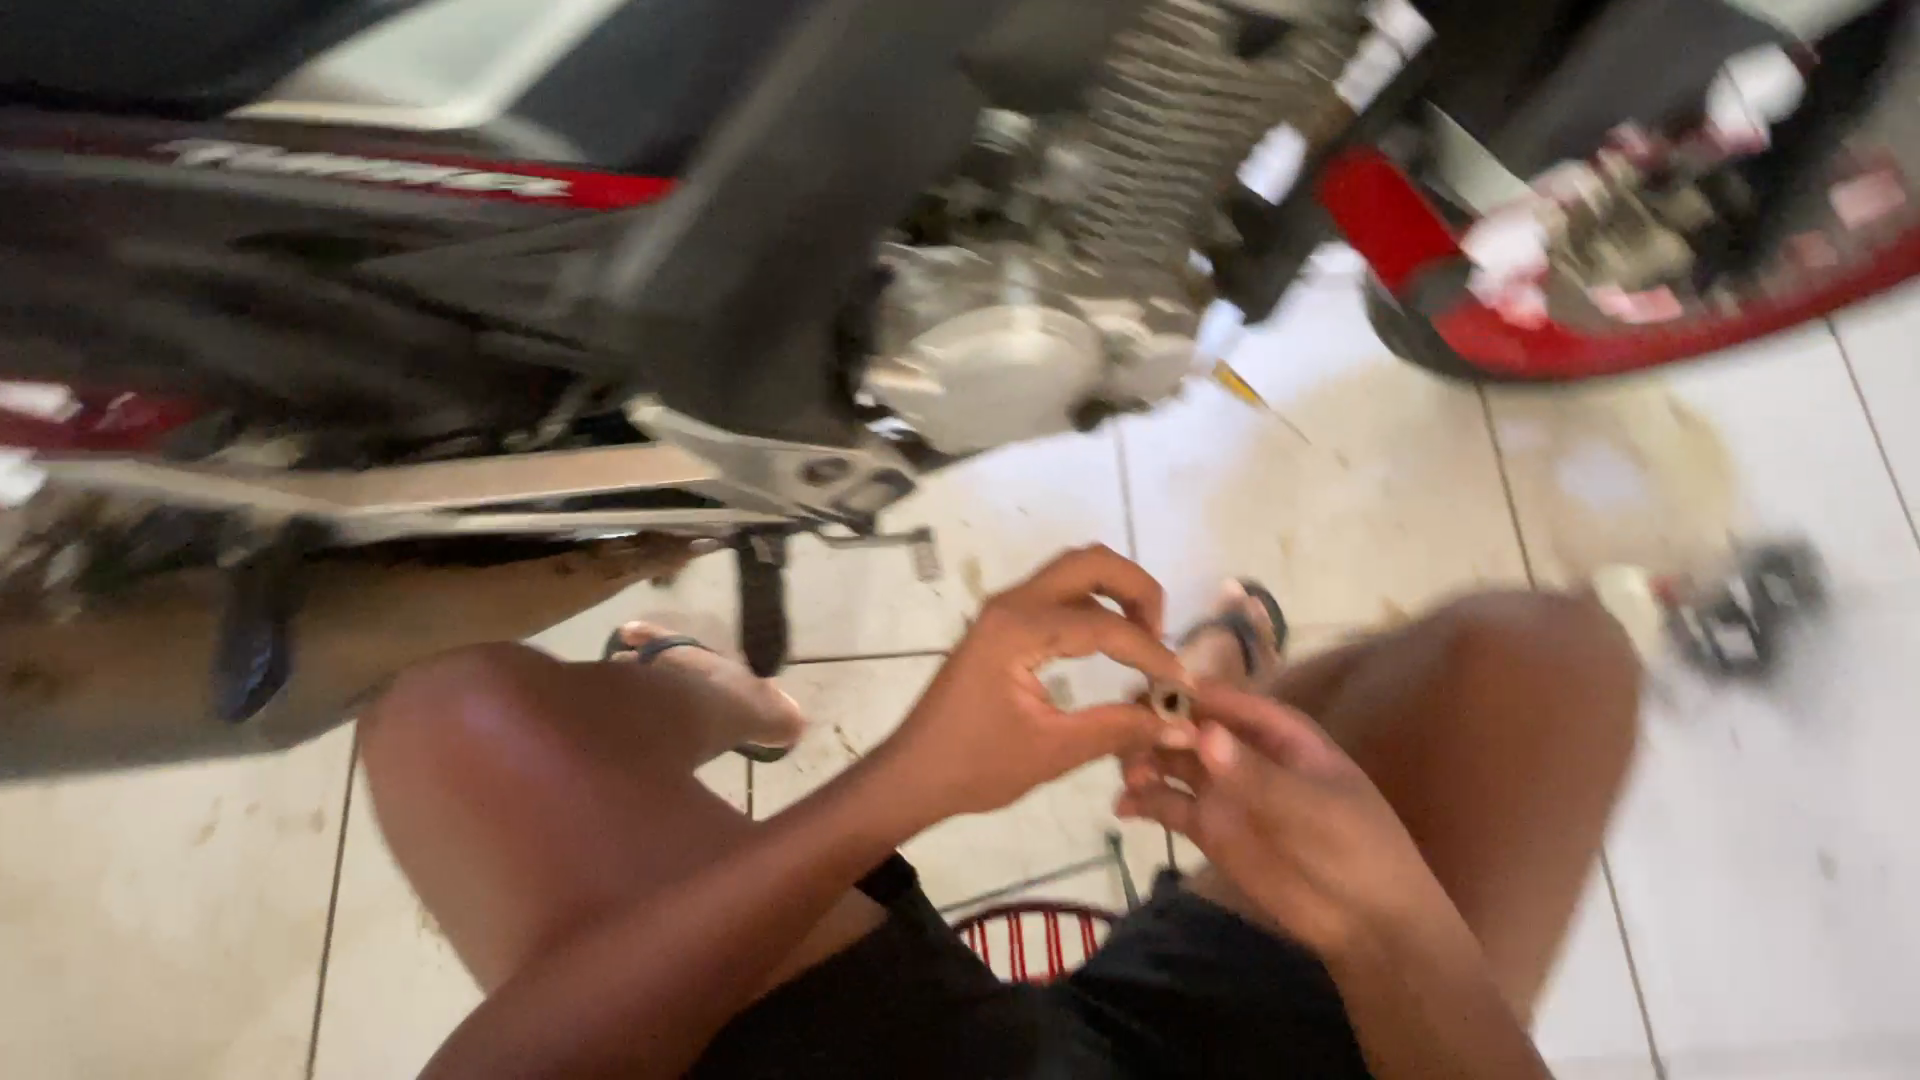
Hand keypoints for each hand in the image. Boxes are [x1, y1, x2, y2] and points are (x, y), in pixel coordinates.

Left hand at [875, 545, 1191, 821]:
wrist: (913, 772)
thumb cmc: (975, 766)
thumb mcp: (1053, 752)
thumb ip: (1119, 729)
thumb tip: (1180, 721)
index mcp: (1019, 629)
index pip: (1105, 624)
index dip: (1152, 652)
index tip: (1182, 685)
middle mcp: (1011, 604)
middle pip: (1090, 562)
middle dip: (1137, 589)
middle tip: (1161, 637)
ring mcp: (1003, 610)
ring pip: (1072, 572)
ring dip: (1115, 592)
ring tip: (1143, 641)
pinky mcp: (1001, 624)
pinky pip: (1056, 595)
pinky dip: (1092, 606)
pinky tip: (1108, 647)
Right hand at [1117, 684, 1457, 956]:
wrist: (1367, 924)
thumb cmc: (1355, 849)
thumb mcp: (1312, 808)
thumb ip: (1255, 774)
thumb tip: (1203, 733)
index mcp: (1276, 732)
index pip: (1224, 699)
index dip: (1187, 692)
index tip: (1147, 691)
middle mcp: (1241, 751)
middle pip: (1188, 723)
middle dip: (1156, 724)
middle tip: (1126, 736)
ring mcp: (1222, 789)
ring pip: (1169, 758)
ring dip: (1144, 758)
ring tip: (1131, 777)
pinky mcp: (1207, 826)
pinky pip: (1165, 803)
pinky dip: (1141, 800)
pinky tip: (1123, 808)